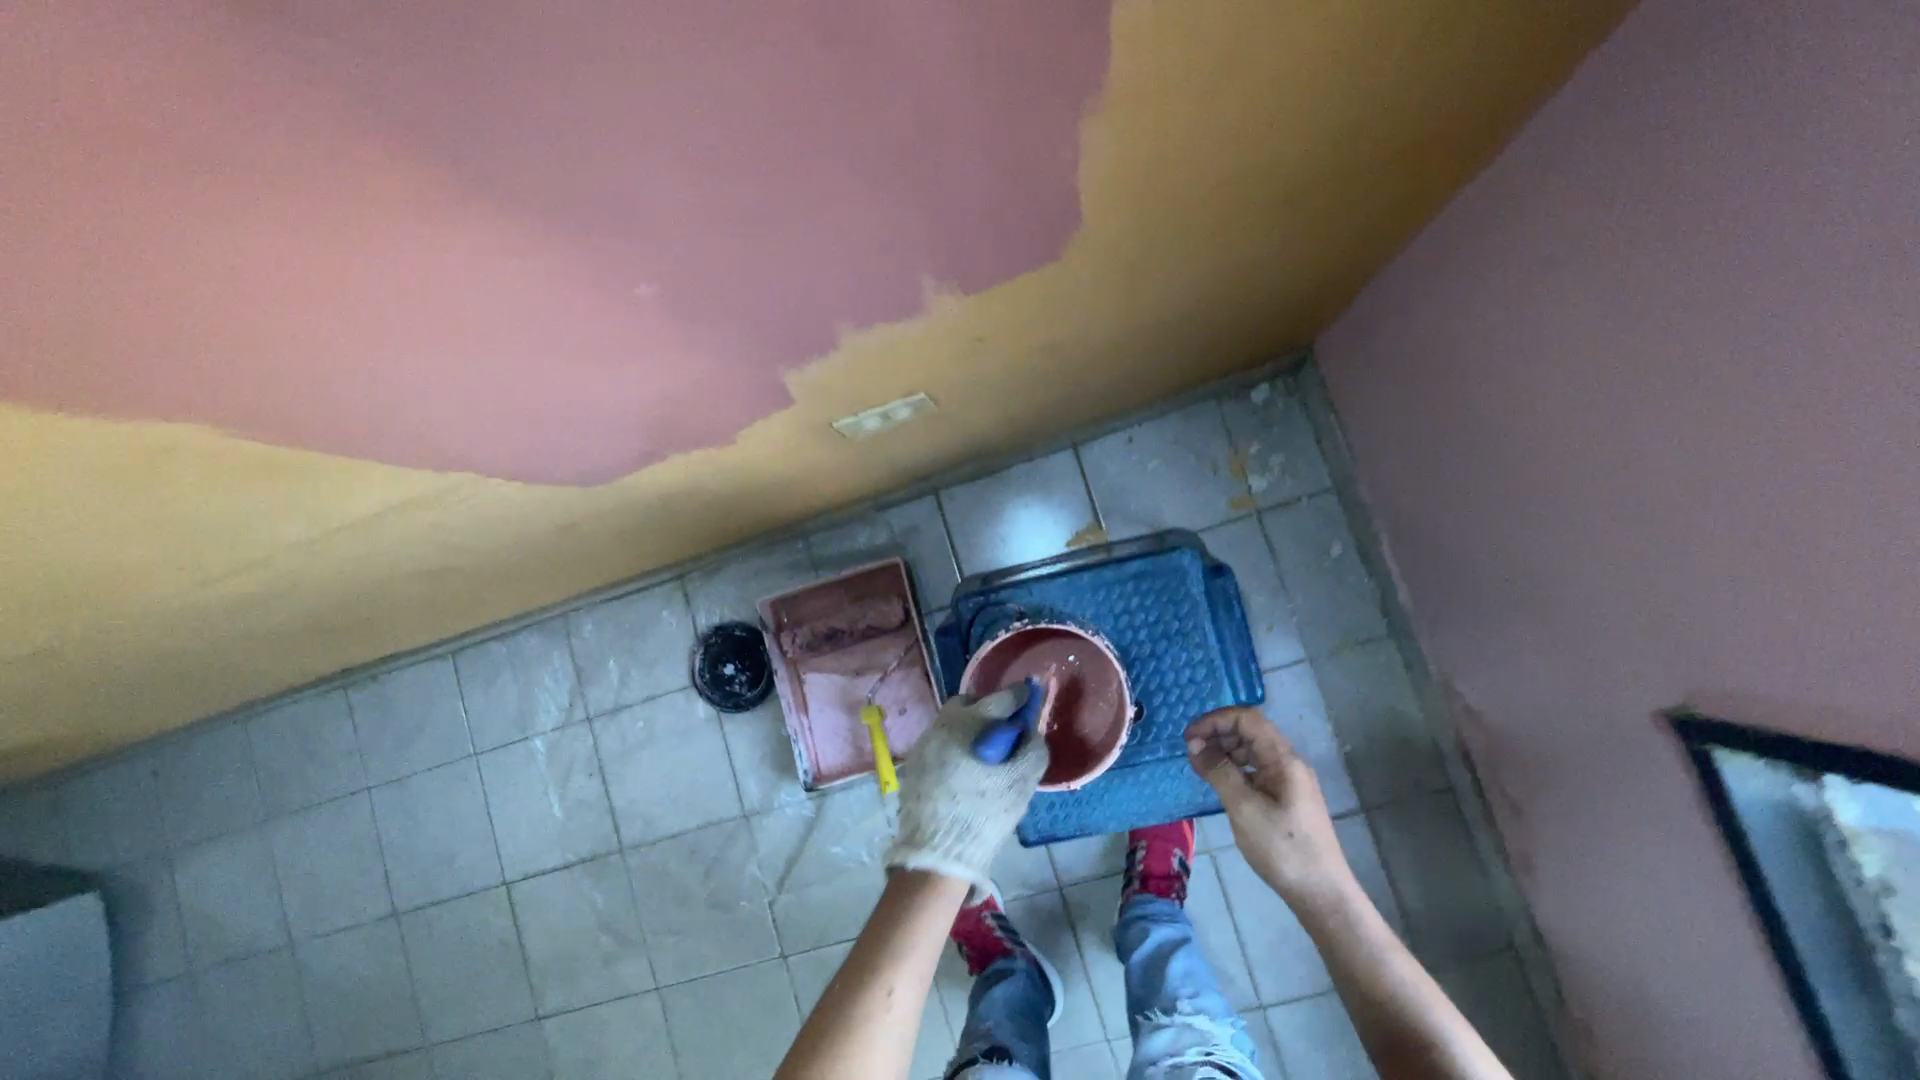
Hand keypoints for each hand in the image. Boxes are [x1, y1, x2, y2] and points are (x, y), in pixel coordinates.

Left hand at [885, 683, 1048, 888]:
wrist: (937, 850)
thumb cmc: (984, 812)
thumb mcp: (1021, 783)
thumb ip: (1032, 749)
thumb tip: (1028, 732)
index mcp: (971, 721)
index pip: (1002, 698)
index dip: (1020, 697)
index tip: (1030, 696)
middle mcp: (943, 723)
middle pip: (970, 704)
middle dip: (989, 709)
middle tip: (1005, 728)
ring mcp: (925, 742)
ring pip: (951, 723)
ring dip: (969, 728)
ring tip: (984, 752)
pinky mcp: (914, 763)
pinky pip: (939, 743)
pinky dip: (954, 746)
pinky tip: (964, 769)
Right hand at [1186, 706, 1358, 911]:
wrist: (1321, 893)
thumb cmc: (1282, 848)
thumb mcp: (1243, 808)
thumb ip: (1219, 771)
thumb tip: (1195, 744)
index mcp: (1283, 759)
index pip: (1247, 719)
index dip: (1215, 721)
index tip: (1188, 738)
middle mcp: (1289, 763)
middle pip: (1251, 732)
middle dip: (1218, 735)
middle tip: (1191, 755)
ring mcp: (1290, 781)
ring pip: (1254, 751)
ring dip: (1226, 752)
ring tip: (1202, 769)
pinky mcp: (1288, 798)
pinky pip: (1258, 770)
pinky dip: (1236, 770)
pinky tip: (1222, 785)